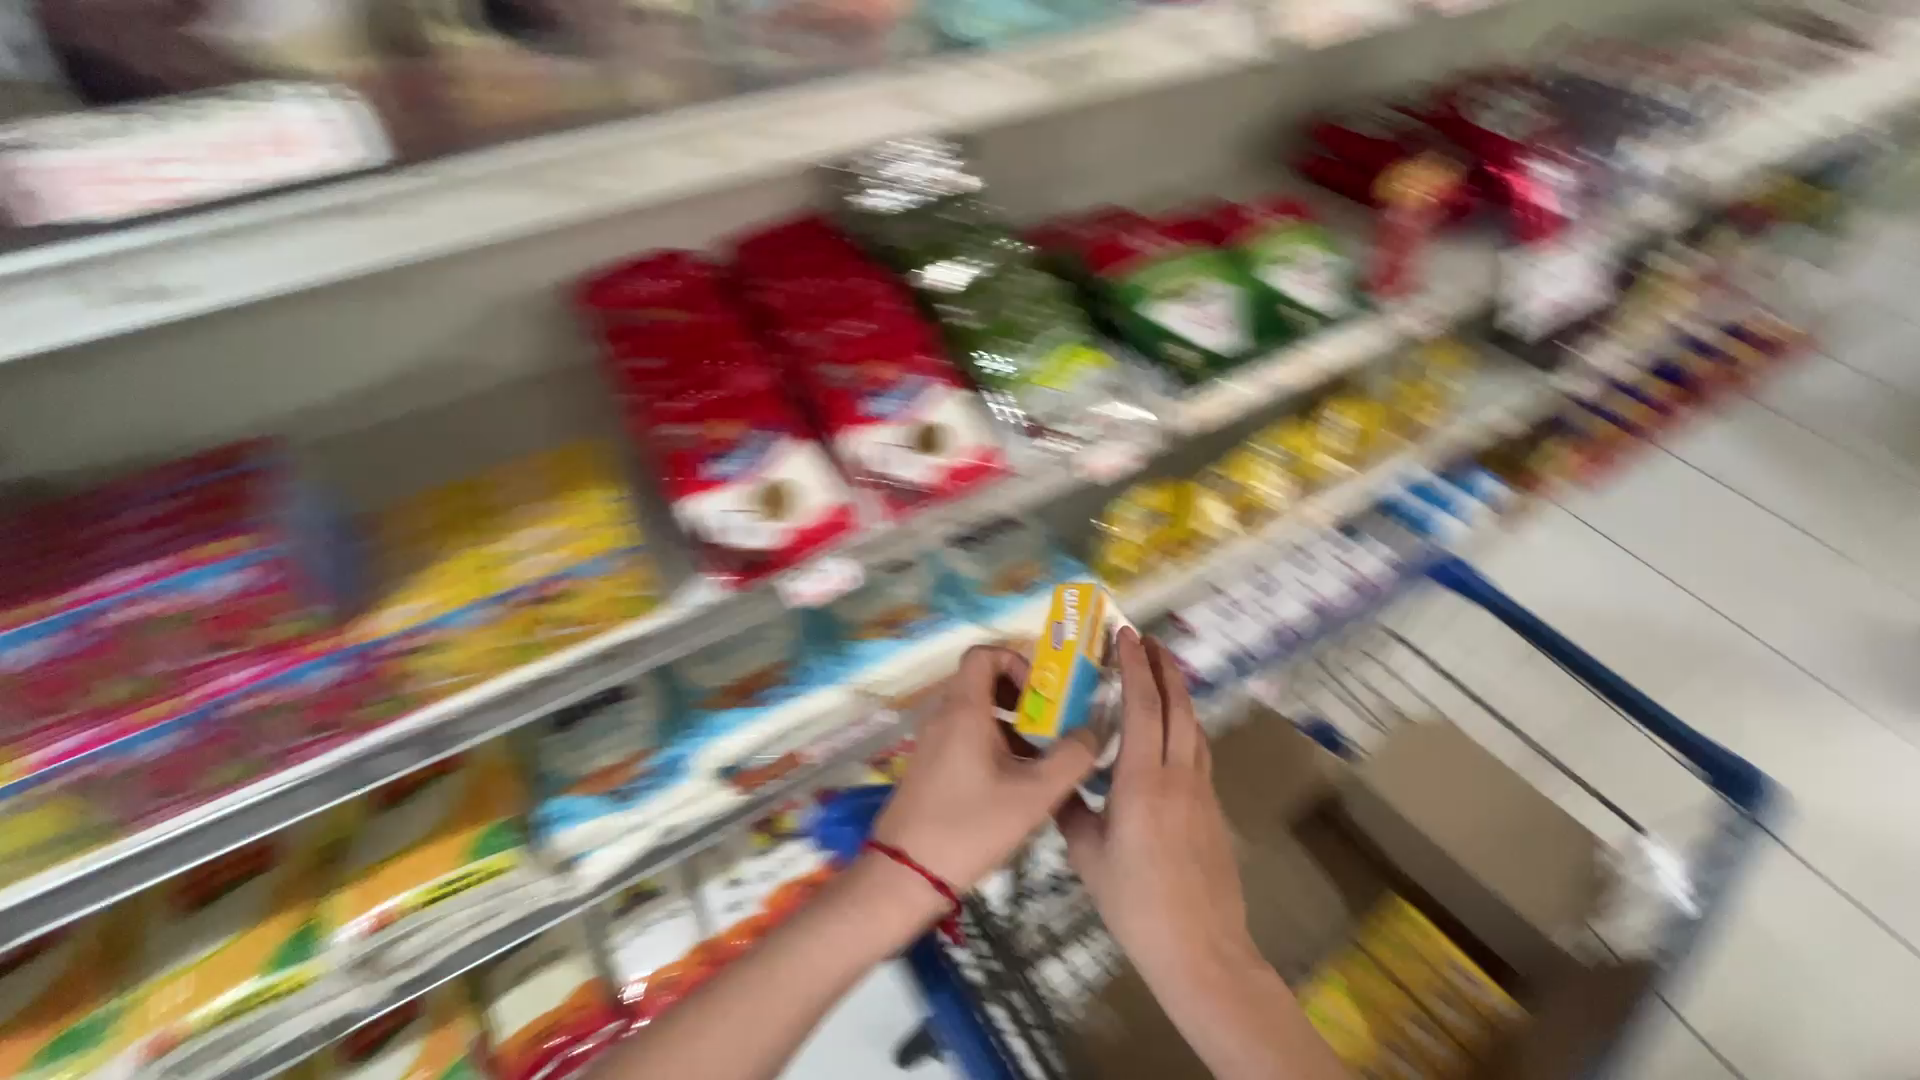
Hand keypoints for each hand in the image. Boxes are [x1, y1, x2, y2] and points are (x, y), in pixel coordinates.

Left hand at [872, 645, 1097, 889]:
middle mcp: (943, 716)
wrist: (905, 874)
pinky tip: (1012, 785)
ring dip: (1010, 726)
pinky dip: (991, 745)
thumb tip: (1093, 731)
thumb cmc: (970, 827)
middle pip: (982, 682)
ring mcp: (931, 741)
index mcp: (963, 709)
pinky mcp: (928, 766)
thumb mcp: (1034, 795)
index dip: (1016, 662)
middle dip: (1021, 698)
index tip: (1042, 696)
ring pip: (975, 713)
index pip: (984, 654)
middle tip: (1049, 728)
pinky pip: (963, 736)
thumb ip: (1071, 758)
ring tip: (1039, 761)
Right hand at [1056, 629, 1256, 979]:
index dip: (1136, 667)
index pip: (1144, 708)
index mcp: (1143, 781)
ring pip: (1194, 727)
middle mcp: (1179, 776)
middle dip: (1164, 667)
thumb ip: (1071, 810)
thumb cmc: (1135, 903)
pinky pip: (1199, 752)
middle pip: (1179, 706)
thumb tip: (1057, 782)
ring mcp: (1202, 792)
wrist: (1199, 948)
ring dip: (1179, 693)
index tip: (1126, 636)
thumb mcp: (1088, 856)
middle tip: (1148, 639)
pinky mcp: (1213, 809)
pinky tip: (1174, 732)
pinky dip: (1186, 726)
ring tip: (1162, 672)